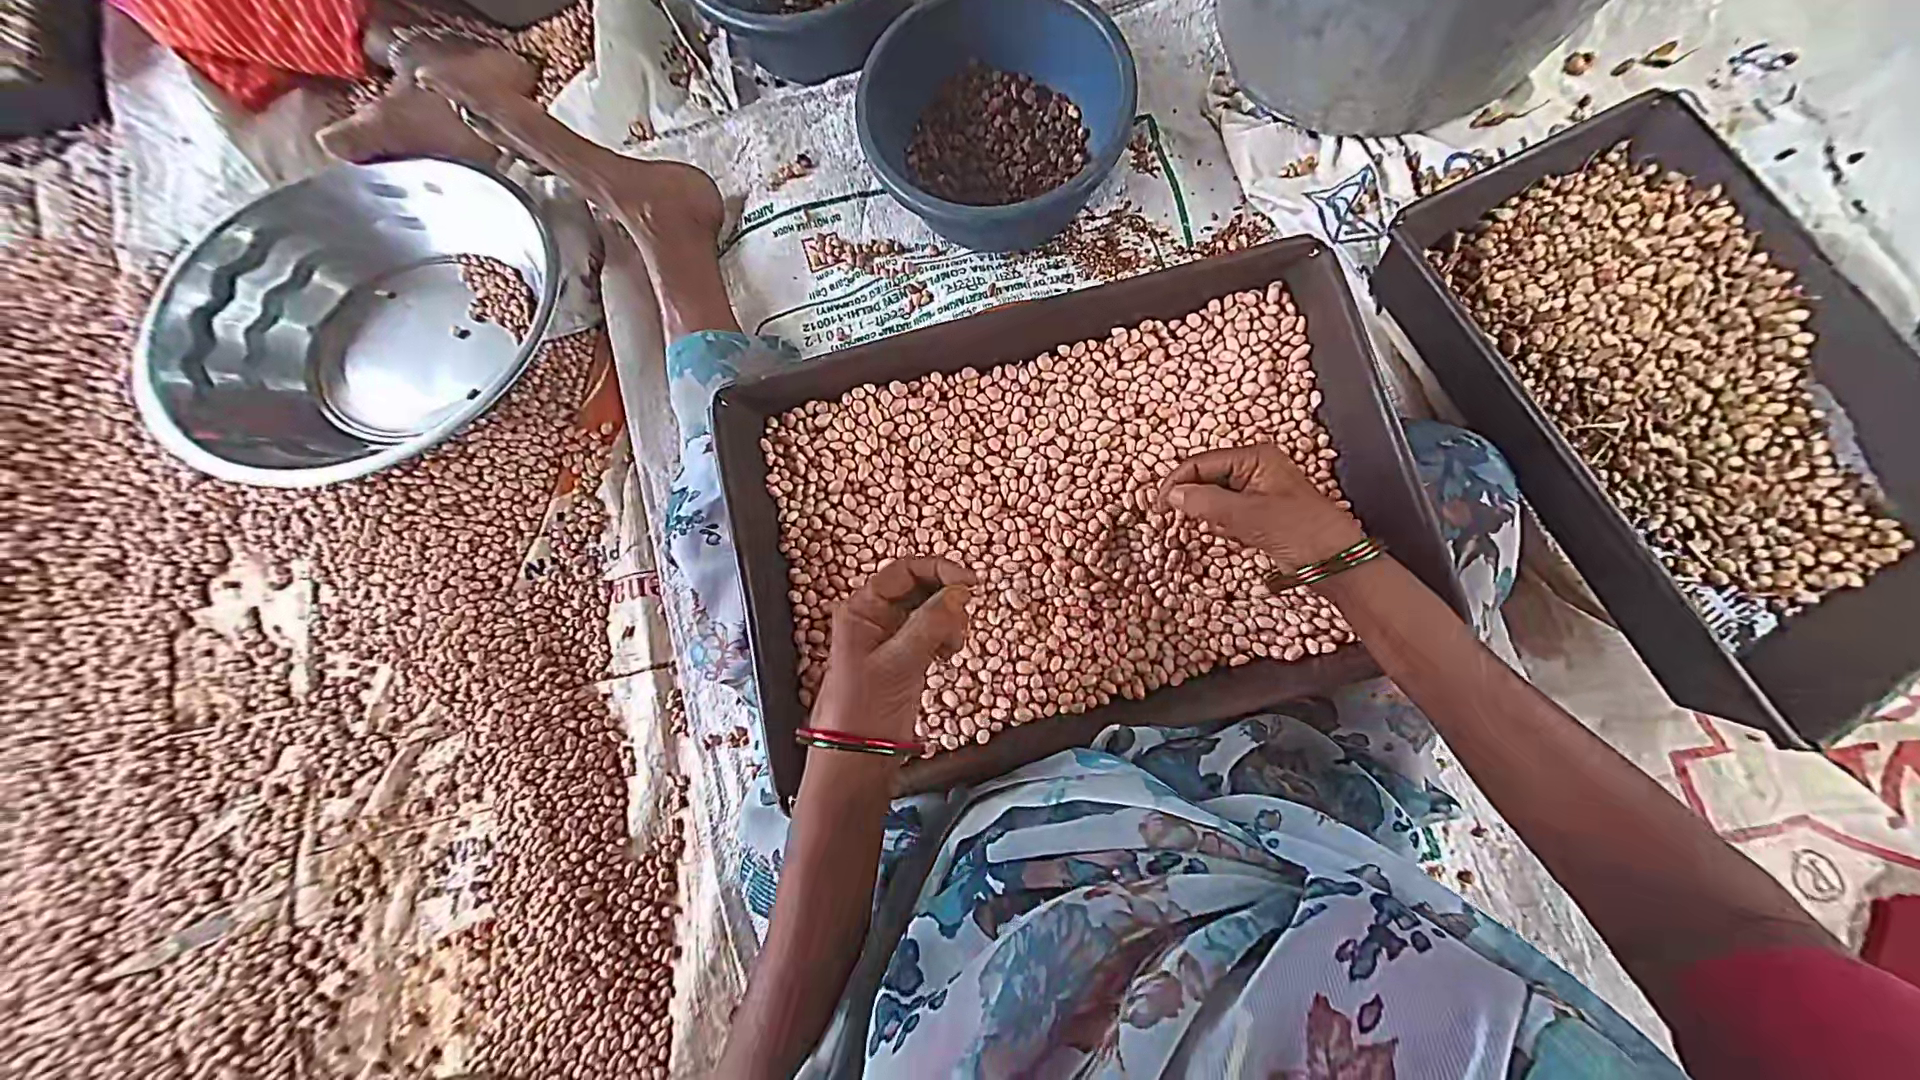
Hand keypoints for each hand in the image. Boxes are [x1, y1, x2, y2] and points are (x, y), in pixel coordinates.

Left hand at [811, 558, 975, 743]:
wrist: (856, 757)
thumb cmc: (863, 710)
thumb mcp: (899, 662)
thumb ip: (930, 623)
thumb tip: (959, 592)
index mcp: (863, 609)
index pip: (904, 570)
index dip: (939, 569)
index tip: (968, 582)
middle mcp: (875, 616)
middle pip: (920, 586)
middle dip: (946, 599)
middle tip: (962, 620)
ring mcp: (892, 635)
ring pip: (931, 609)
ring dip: (950, 621)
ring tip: (950, 647)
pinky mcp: (906, 654)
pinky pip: (934, 631)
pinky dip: (947, 637)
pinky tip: (947, 655)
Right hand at [1157, 445, 1363, 572]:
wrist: (1337, 561)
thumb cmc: (1300, 531)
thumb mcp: (1247, 515)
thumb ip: (1204, 502)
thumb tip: (1171, 495)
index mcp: (1254, 458)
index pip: (1199, 463)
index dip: (1176, 483)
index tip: (1158, 506)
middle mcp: (1253, 469)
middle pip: (1204, 478)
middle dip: (1190, 498)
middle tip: (1172, 520)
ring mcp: (1256, 490)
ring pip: (1212, 497)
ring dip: (1206, 514)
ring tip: (1214, 529)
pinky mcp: (1257, 512)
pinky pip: (1225, 513)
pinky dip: (1220, 524)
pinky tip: (1231, 536)